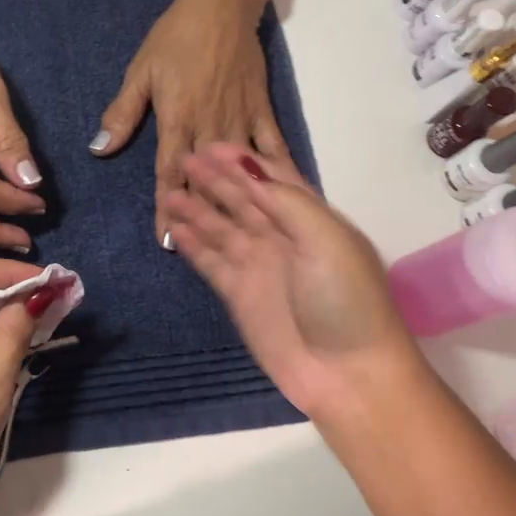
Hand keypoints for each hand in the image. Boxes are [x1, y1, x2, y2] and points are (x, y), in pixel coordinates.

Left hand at [94, 0, 287, 244]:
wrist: (221, 5)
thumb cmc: (175, 38)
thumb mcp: (140, 73)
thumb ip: (122, 114)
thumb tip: (99, 149)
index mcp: (178, 121)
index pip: (169, 173)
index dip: (167, 207)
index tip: (166, 240)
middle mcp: (209, 127)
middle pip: (204, 180)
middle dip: (201, 216)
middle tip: (200, 253)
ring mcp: (239, 120)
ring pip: (239, 169)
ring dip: (239, 204)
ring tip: (246, 239)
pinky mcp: (261, 109)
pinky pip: (272, 146)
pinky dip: (280, 171)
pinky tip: (290, 198)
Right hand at [163, 144, 422, 425]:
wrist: (347, 372)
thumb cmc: (345, 300)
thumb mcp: (325, 238)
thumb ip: (286, 202)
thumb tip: (248, 168)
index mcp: (312, 219)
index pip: (273, 181)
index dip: (244, 162)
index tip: (212, 143)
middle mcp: (283, 237)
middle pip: (243, 200)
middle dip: (216, 179)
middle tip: (183, 158)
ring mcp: (260, 267)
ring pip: (222, 228)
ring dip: (197, 209)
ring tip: (169, 190)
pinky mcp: (240, 296)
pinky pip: (211, 262)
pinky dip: (194, 245)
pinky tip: (174, 228)